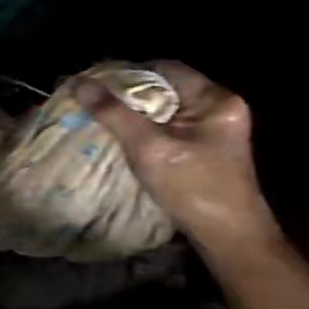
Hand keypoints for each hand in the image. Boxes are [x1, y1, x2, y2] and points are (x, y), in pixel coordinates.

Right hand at [77, 62, 278, 254]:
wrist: (230, 239)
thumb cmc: (194, 189)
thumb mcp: (149, 148)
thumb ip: (113, 114)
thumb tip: (78, 84)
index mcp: (214, 99)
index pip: (164, 68)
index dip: (127, 72)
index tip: (94, 83)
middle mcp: (218, 107)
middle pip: (163, 86)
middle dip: (126, 93)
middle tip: (92, 100)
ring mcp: (213, 128)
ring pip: (163, 107)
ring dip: (133, 112)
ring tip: (100, 117)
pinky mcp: (205, 147)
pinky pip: (168, 125)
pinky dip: (144, 127)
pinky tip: (122, 137)